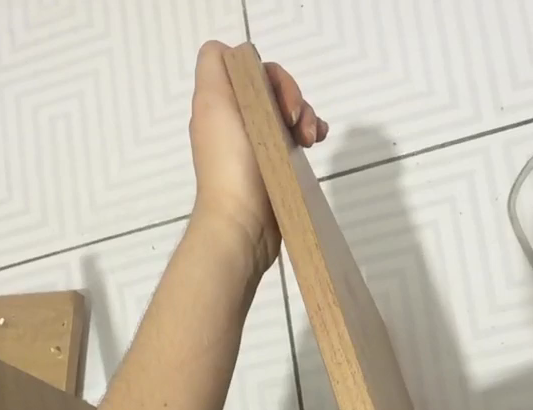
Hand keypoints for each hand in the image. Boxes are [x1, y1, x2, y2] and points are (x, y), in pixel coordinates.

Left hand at [188, 41, 327, 269]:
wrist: (243, 227)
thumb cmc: (231, 166)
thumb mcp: (214, 103)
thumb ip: (216, 67)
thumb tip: (238, 59)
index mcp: (219, 102)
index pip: (241, 63)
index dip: (259, 69)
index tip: (269, 92)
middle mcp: (236, 119)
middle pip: (269, 85)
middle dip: (290, 95)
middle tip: (294, 121)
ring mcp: (257, 144)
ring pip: (287, 109)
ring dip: (305, 115)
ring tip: (309, 138)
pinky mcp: (275, 166)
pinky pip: (295, 137)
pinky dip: (309, 132)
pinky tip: (318, 140)